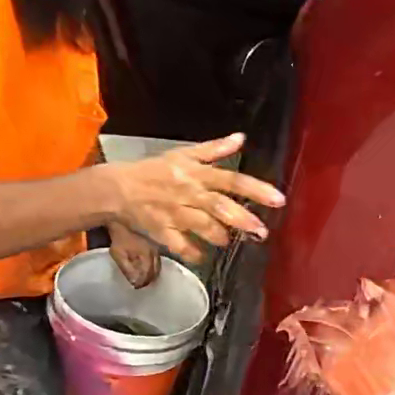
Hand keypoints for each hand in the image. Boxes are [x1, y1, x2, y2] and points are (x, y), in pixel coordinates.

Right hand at [99, 134, 283, 263]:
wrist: (116, 188)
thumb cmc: (154, 170)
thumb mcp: (183, 155)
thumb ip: (214, 150)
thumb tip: (240, 138)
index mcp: (196, 173)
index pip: (232, 179)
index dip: (256, 189)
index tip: (278, 199)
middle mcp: (188, 193)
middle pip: (220, 207)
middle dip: (243, 220)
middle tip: (261, 232)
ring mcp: (175, 213)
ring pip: (204, 227)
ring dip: (220, 237)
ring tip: (227, 240)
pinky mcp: (162, 232)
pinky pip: (183, 247)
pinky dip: (194, 254)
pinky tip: (201, 255)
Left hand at [108, 223, 161, 287]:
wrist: (123, 218)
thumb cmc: (120, 237)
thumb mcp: (118, 254)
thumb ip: (127, 269)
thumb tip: (134, 282)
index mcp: (147, 256)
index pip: (148, 275)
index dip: (142, 283)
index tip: (136, 287)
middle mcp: (155, 253)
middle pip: (156, 271)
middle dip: (149, 279)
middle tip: (142, 285)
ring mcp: (157, 248)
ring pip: (158, 265)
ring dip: (153, 273)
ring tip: (145, 278)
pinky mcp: (155, 244)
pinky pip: (157, 259)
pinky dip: (153, 265)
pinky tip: (147, 267)